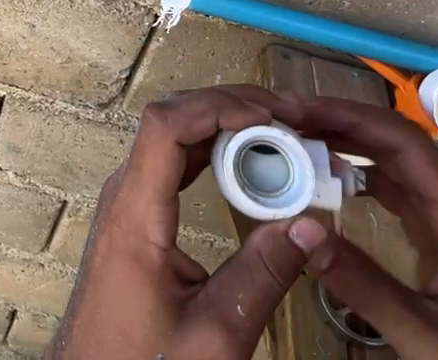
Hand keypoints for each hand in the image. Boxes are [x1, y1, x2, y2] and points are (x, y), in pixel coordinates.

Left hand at [51, 85, 314, 359]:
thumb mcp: (216, 332)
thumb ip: (263, 274)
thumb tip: (314, 224)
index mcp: (135, 212)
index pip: (165, 126)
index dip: (217, 106)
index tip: (271, 114)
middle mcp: (124, 192)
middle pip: (170, 120)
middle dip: (228, 105)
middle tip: (288, 115)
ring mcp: (127, 200)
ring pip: (171, 136)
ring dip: (221, 122)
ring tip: (277, 127)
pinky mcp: (136, 213)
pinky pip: (172, 161)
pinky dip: (211, 148)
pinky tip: (247, 157)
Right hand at [269, 96, 437, 359]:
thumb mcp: (431, 342)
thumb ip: (366, 287)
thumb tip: (298, 228)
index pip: (404, 144)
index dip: (349, 118)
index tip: (296, 111)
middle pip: (399, 144)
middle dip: (341, 122)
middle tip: (284, 118)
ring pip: (397, 163)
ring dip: (348, 142)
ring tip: (296, 138)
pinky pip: (398, 190)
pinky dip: (359, 173)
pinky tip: (329, 177)